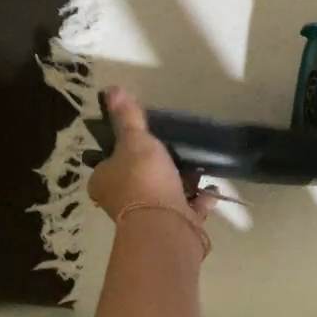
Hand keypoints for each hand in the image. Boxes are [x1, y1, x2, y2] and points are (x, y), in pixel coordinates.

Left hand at [89, 87, 215, 224]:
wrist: (167, 226)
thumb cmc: (144, 179)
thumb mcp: (135, 140)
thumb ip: (127, 118)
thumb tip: (112, 89)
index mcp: (105, 182)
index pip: (109, 162)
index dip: (124, 150)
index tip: (144, 139)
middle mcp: (123, 202)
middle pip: (141, 178)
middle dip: (160, 166)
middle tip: (177, 148)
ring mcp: (150, 217)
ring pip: (167, 193)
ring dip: (183, 182)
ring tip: (199, 165)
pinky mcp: (175, 228)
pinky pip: (189, 208)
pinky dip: (200, 199)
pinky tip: (212, 187)